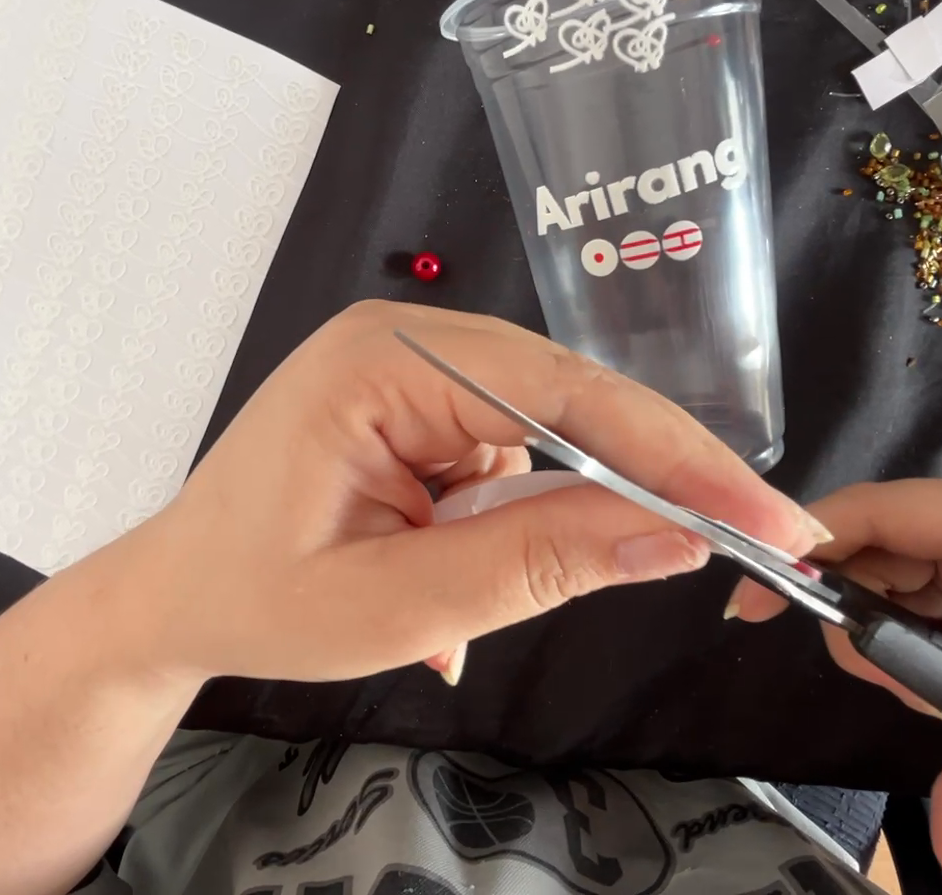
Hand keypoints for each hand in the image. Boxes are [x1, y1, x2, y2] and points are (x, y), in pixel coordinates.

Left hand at [109, 300, 829, 685]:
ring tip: (474, 592)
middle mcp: (401, 340)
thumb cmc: (255, 597)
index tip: (767, 517)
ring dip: (551, 514)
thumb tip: (673, 536)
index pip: (560, 392)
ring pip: (539, 431)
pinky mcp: (415, 404)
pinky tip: (452, 570)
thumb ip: (537, 562)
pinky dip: (509, 516)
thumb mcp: (398, 601)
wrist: (175, 594)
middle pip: (563, 397)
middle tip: (734, 545)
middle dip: (640, 481)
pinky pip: (502, 451)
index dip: (673, 456)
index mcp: (382, 361)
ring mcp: (408, 368)